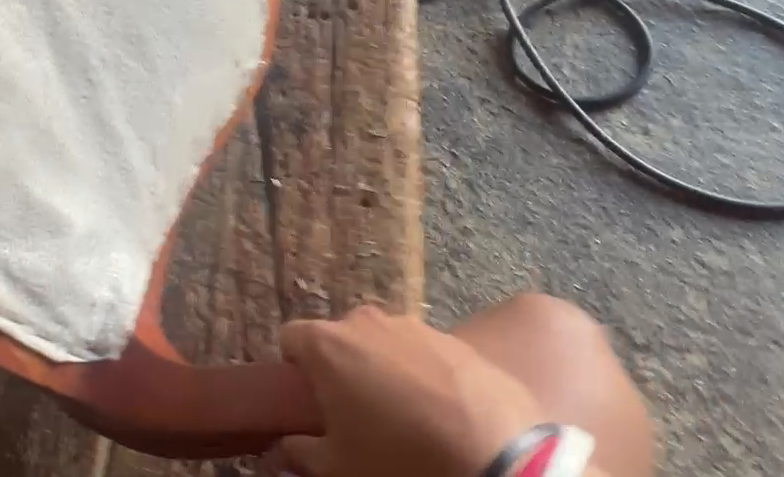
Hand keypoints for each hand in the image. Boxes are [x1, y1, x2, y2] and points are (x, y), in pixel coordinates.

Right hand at [265, 307, 544, 476]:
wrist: (503, 461)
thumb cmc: (402, 460)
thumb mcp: (339, 468)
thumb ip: (300, 453)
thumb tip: (280, 449)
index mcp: (325, 344)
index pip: (290, 339)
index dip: (296, 371)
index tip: (312, 404)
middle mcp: (363, 321)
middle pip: (339, 338)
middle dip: (342, 369)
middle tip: (358, 415)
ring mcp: (412, 325)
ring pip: (383, 343)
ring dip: (385, 370)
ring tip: (409, 418)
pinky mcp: (455, 339)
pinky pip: (425, 353)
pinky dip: (426, 376)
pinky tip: (446, 415)